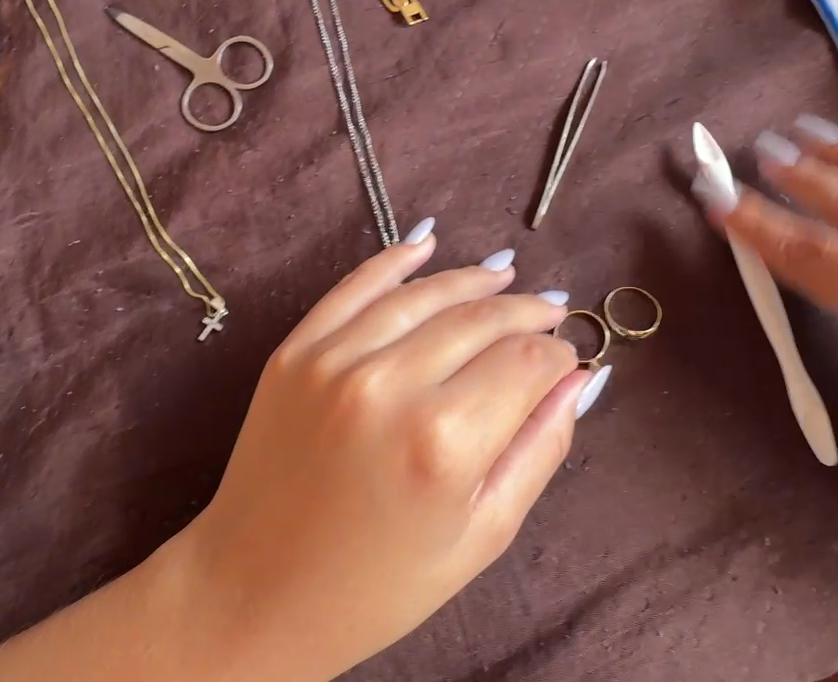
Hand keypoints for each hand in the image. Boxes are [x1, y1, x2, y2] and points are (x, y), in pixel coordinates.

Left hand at [177, 228, 587, 681]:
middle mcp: (389, 386)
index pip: (527, 362)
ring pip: (424, 294)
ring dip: (472, 279)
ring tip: (504, 273)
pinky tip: (427, 243)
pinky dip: (395, 260)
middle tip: (549, 311)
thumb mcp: (482, 535)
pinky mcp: (296, 351)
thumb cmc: (381, 584)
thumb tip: (582, 378)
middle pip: (481, 319)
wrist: (255, 593)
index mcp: (444, 443)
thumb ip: (541, 448)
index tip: (566, 358)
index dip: (557, 354)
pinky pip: (356, 287)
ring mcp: (335, 360)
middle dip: (525, 312)